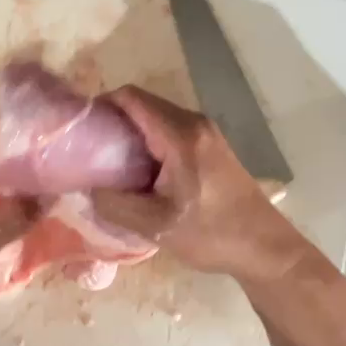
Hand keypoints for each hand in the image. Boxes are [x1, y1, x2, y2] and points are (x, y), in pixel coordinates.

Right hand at [90, 87, 312, 285]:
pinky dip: (150, 140)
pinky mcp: (211, 146)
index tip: (80, 127)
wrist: (265, 248)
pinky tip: (139, 170)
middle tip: (89, 147)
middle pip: (143, 103)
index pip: (132, 98)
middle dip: (113, 119)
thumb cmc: (212, 234)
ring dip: (132, 131)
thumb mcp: (155, 226)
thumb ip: (113, 204)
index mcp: (180, 135)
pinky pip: (171, 129)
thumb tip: (83, 189)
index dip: (101, 104)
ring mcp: (206, 133)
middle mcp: (194, 123)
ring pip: (157, 116)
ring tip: (108, 161)